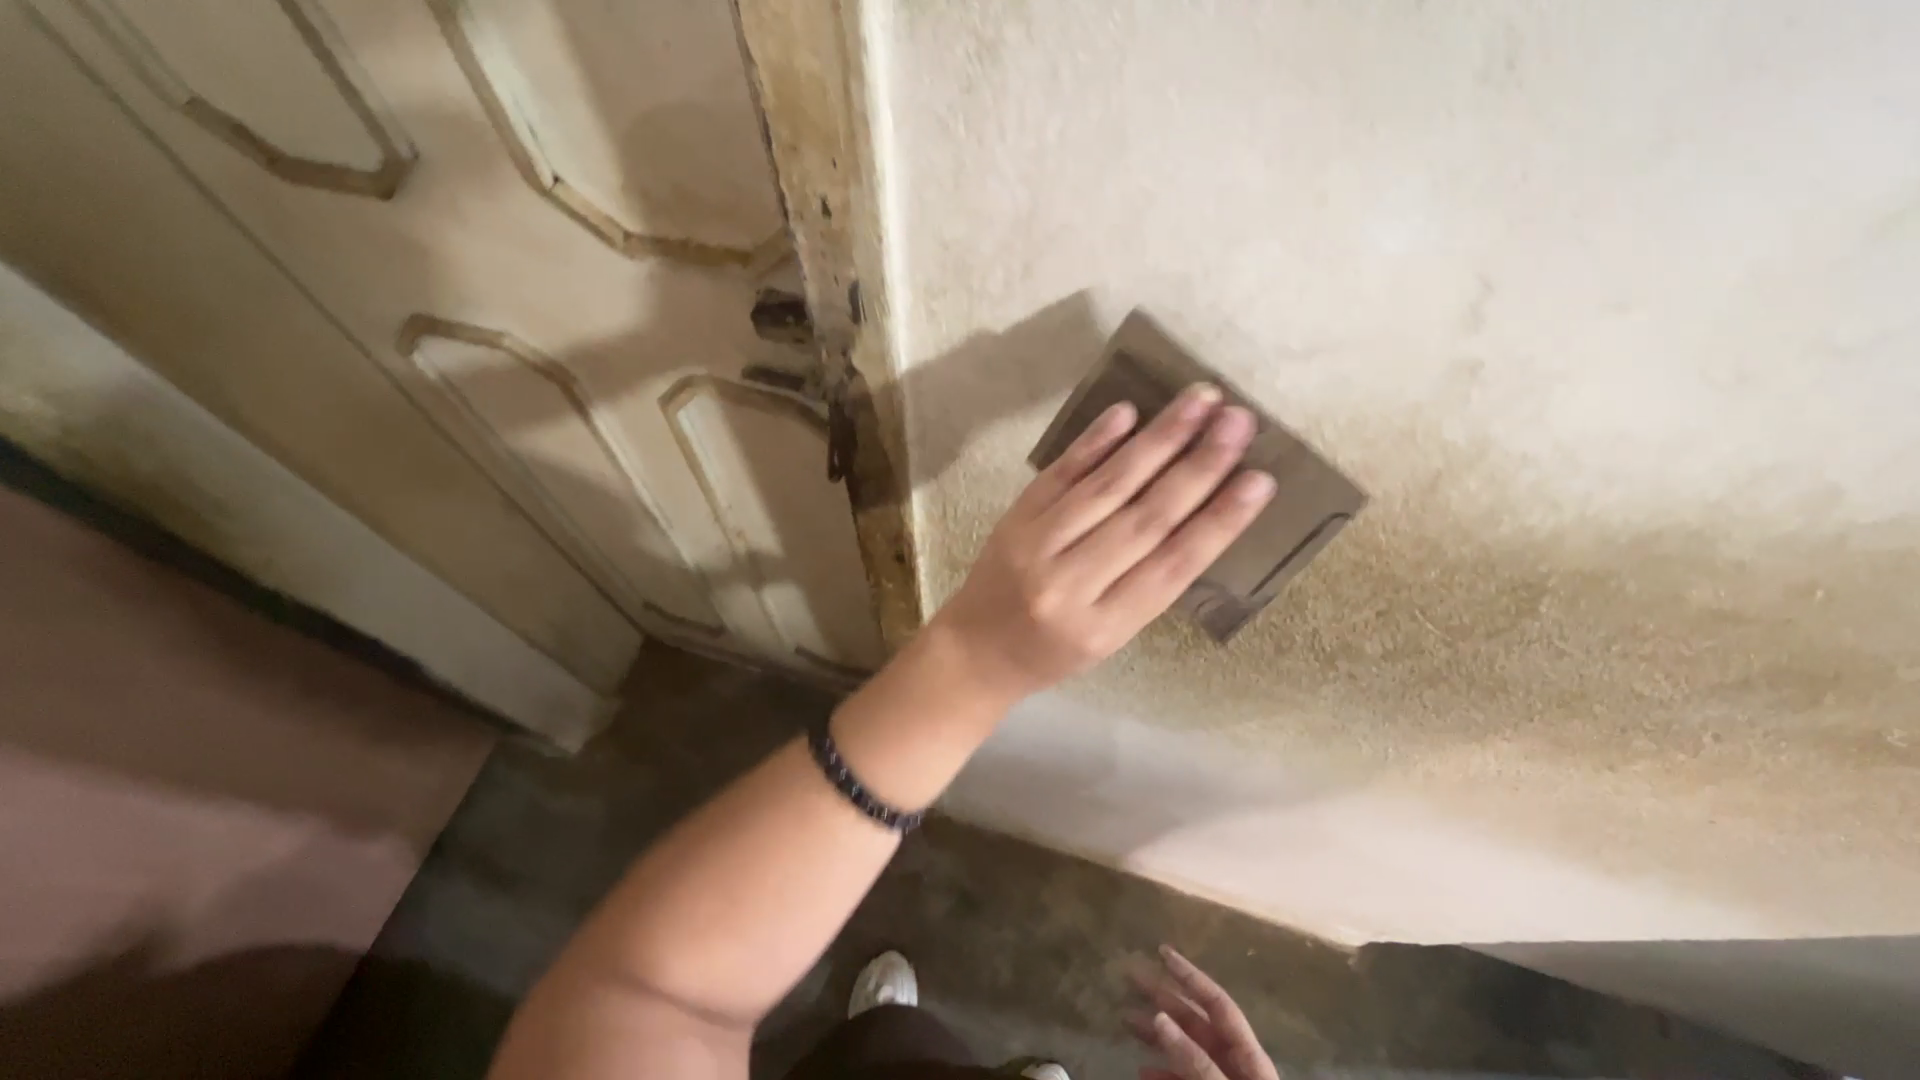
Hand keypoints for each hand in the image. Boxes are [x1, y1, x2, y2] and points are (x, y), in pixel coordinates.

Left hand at [927, 383, 1275, 706]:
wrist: (976, 651)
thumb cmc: (1055, 651)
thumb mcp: (1112, 636)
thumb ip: (1152, 582)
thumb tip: (1205, 510)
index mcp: (1104, 626)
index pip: (1173, 566)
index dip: (1219, 521)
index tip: (1261, 480)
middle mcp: (1069, 585)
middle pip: (1145, 519)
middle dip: (1198, 467)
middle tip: (1239, 422)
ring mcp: (1036, 547)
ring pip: (1107, 488)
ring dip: (1157, 441)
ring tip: (1200, 402)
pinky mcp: (1014, 518)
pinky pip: (1060, 473)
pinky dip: (1095, 441)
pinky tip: (1128, 413)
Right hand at [1127, 946, 1280, 1079]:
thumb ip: (1193, 1061)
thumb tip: (1159, 1016)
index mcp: (1248, 1057)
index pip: (1217, 1004)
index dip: (1190, 976)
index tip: (1161, 951)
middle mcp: (1236, 1066)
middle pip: (1196, 1023)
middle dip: (1163, 998)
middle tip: (1129, 977)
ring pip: (1185, 1051)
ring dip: (1156, 1034)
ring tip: (1125, 1020)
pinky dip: (1162, 1074)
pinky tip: (1142, 1072)